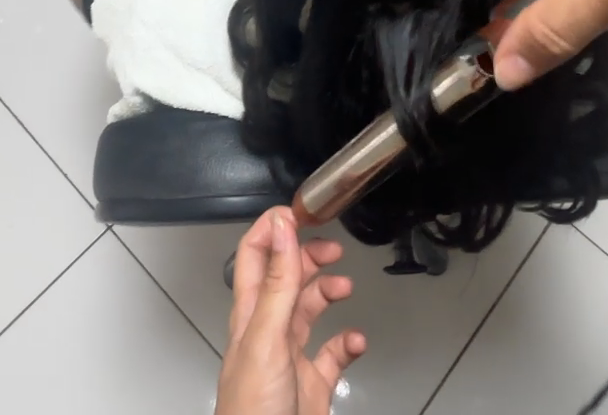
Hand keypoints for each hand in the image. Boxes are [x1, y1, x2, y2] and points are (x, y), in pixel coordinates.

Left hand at [216, 207, 365, 414]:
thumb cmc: (254, 410)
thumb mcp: (266, 337)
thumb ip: (277, 281)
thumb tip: (281, 225)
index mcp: (251, 313)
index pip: (254, 254)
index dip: (273, 229)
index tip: (303, 212)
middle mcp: (268, 330)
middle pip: (286, 277)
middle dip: (308, 257)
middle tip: (334, 248)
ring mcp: (289, 358)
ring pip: (309, 311)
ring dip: (328, 293)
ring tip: (345, 288)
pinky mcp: (311, 386)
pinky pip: (332, 355)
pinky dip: (348, 342)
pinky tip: (357, 341)